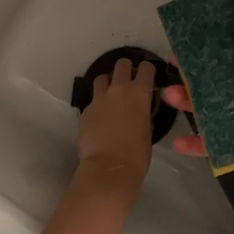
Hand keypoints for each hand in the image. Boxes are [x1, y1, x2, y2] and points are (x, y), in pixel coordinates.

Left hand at [76, 57, 155, 186]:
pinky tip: (100, 118)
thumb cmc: (136, 154)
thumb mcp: (147, 130)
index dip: (147, 71)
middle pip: (121, 64)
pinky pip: (93, 100)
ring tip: (111, 95)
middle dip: (126, 69)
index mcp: (139, 93)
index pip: (145, 69)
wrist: (108, 168)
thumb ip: (143, 113)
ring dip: (108, 82)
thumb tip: (140, 110)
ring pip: (102, 78)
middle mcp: (118, 89)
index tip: (147, 77)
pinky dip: (98, 104)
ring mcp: (99, 98)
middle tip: (129, 81)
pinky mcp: (85, 110)